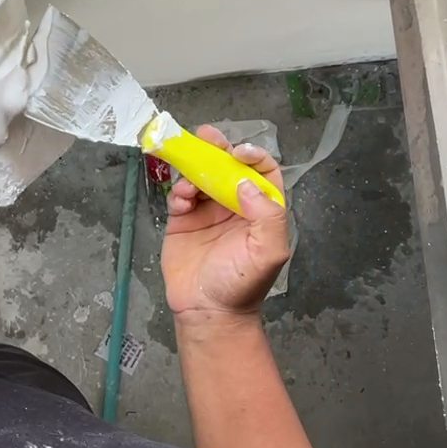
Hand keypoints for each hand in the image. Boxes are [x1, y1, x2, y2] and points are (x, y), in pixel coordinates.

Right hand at [160, 126, 289, 317]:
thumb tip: (246, 184)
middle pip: (228, 167)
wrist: (207, 311)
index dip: (252, 156)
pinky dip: (178, 190)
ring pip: (201, 176)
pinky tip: (181, 199)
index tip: (237, 152)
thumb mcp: (268, 252)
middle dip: (218, 149)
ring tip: (189, 181)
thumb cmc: (241, 285)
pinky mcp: (182, 220)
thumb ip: (267, 215)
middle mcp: (235, 205)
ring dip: (194, 169)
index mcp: (261, 209)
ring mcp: (207, 211)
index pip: (261, 171)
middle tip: (206, 136)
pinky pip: (180, 195)